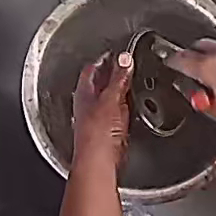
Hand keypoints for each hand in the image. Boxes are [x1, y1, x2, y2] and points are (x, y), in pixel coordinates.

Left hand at [71, 51, 133, 168]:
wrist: (99, 162)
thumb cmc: (96, 134)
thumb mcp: (111, 99)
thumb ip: (118, 79)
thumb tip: (124, 59)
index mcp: (84, 93)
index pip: (92, 70)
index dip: (104, 60)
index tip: (117, 54)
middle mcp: (88, 105)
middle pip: (100, 83)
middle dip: (113, 74)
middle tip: (127, 64)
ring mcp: (98, 118)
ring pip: (109, 98)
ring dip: (120, 90)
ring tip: (131, 81)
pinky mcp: (108, 131)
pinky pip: (117, 113)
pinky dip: (124, 106)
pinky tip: (131, 106)